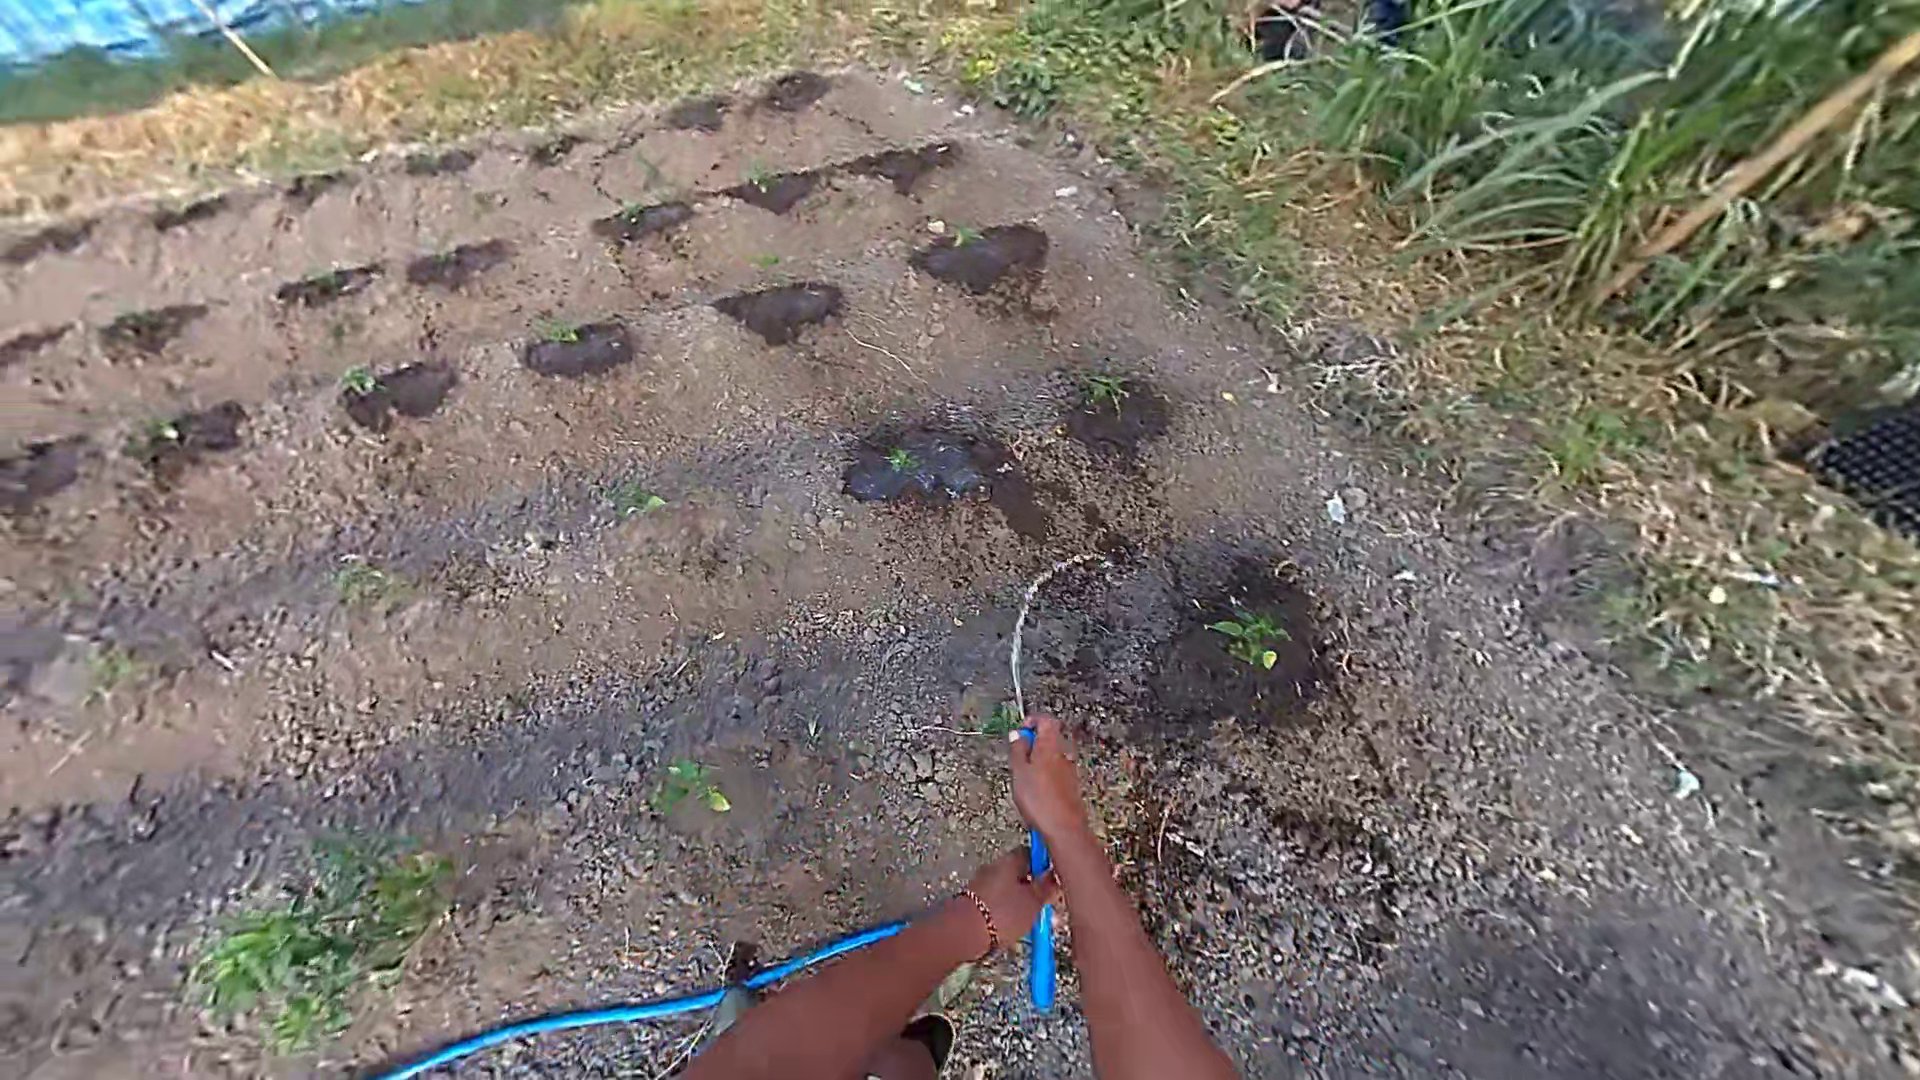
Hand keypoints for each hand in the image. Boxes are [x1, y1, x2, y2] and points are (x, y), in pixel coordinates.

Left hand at [965, 849, 1060, 952]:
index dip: (1043, 866)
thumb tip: (1056, 876)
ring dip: (1021, 904)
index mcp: (1010, 860)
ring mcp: (983, 883)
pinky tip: (1013, 929)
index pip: (1030, 853)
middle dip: (1033, 891)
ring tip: (1031, 924)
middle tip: (1044, 910)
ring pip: (1009, 890)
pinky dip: (1007, 913)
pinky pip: (997, 903)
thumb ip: (1046, 888)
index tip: (1054, 882)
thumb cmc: (1002, 913)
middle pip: (1019, 873)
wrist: (964, 932)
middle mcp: (995, 866)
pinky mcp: (974, 901)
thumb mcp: (1033, 902)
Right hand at [1008, 714, 1092, 848]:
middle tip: (1018, 755)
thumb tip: (1017, 735)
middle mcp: (1062, 754)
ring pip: (1052, 755)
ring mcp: (1069, 770)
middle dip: (1033, 742)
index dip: (1032, 721)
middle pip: (1050, 737)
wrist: (1064, 828)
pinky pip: (1056, 771)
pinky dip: (1044, 773)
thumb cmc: (1040, 799)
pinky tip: (1035, 790)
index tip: (1020, 730)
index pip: (1046, 720)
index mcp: (1050, 745)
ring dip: (1038, 759)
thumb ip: (1018, 750)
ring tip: (1024, 776)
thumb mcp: (1019, 771)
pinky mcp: (1070, 785)